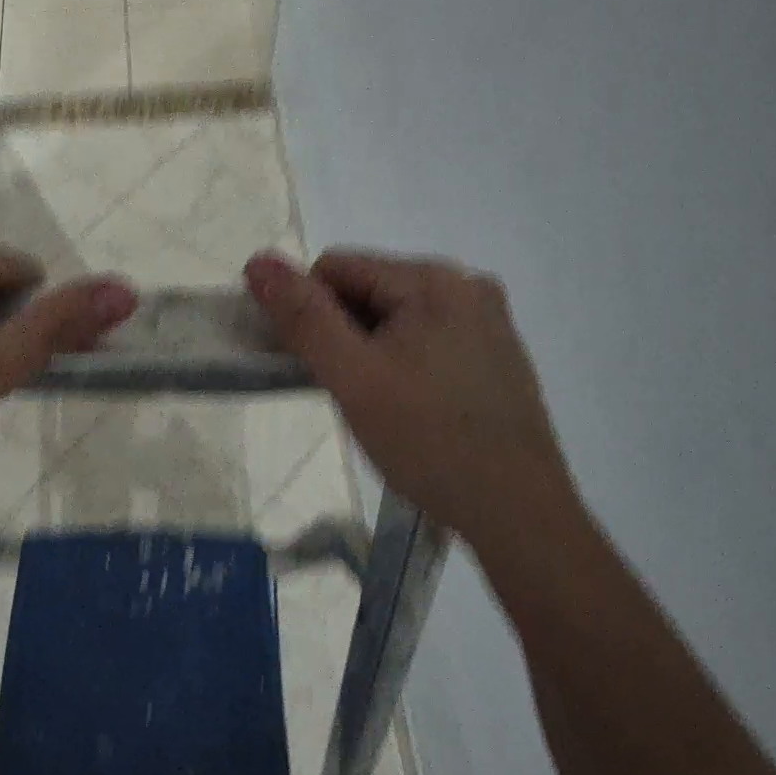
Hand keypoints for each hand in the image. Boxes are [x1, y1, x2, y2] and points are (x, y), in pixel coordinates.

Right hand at [244, 249, 576, 541]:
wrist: (518, 513)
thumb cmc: (428, 442)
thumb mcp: (352, 377)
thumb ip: (302, 317)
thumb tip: (257, 261)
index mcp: (433, 279)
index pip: (335, 268)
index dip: (308, 314)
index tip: (312, 367)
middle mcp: (467, 285)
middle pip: (368, 289)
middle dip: (342, 334)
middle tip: (348, 392)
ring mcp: (489, 320)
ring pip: (396, 318)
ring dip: (370, 352)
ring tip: (379, 406)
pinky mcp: (498, 354)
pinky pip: (427, 339)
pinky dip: (403, 364)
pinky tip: (412, 409)